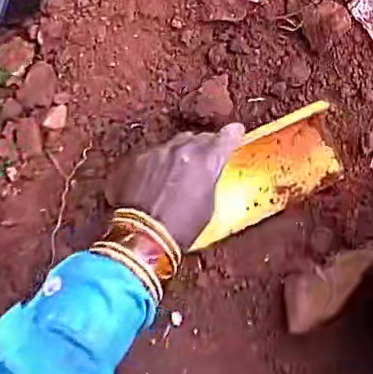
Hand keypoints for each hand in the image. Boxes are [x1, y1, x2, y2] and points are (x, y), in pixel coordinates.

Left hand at [111, 124, 244, 248]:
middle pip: (199, 138)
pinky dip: (157, 164)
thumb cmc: (179, 231)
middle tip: (201, 163)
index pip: (226, 137)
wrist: (139, 241)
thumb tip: (210, 172)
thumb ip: (211, 179)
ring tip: (174, 176)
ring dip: (179, 155)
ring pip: (175, 145)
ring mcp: (158, 152)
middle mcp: (183, 149)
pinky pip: (153, 155)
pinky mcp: (137, 159)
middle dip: (202, 147)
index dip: (232, 134)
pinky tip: (153, 182)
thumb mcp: (208, 207)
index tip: (236, 132)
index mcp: (207, 160)